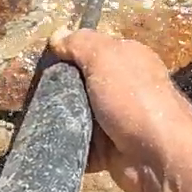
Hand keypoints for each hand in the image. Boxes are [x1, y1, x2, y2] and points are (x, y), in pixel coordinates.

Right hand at [49, 29, 191, 191]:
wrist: (158, 156)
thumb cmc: (134, 100)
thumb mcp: (105, 58)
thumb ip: (80, 43)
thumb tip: (57, 35)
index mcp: (127, 61)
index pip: (90, 52)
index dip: (66, 56)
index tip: (41, 65)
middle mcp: (122, 89)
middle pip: (79, 86)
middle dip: (57, 91)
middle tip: (33, 95)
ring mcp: (115, 121)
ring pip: (76, 117)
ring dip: (58, 121)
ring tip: (34, 121)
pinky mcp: (107, 151)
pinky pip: (78, 145)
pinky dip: (66, 146)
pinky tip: (46, 143)